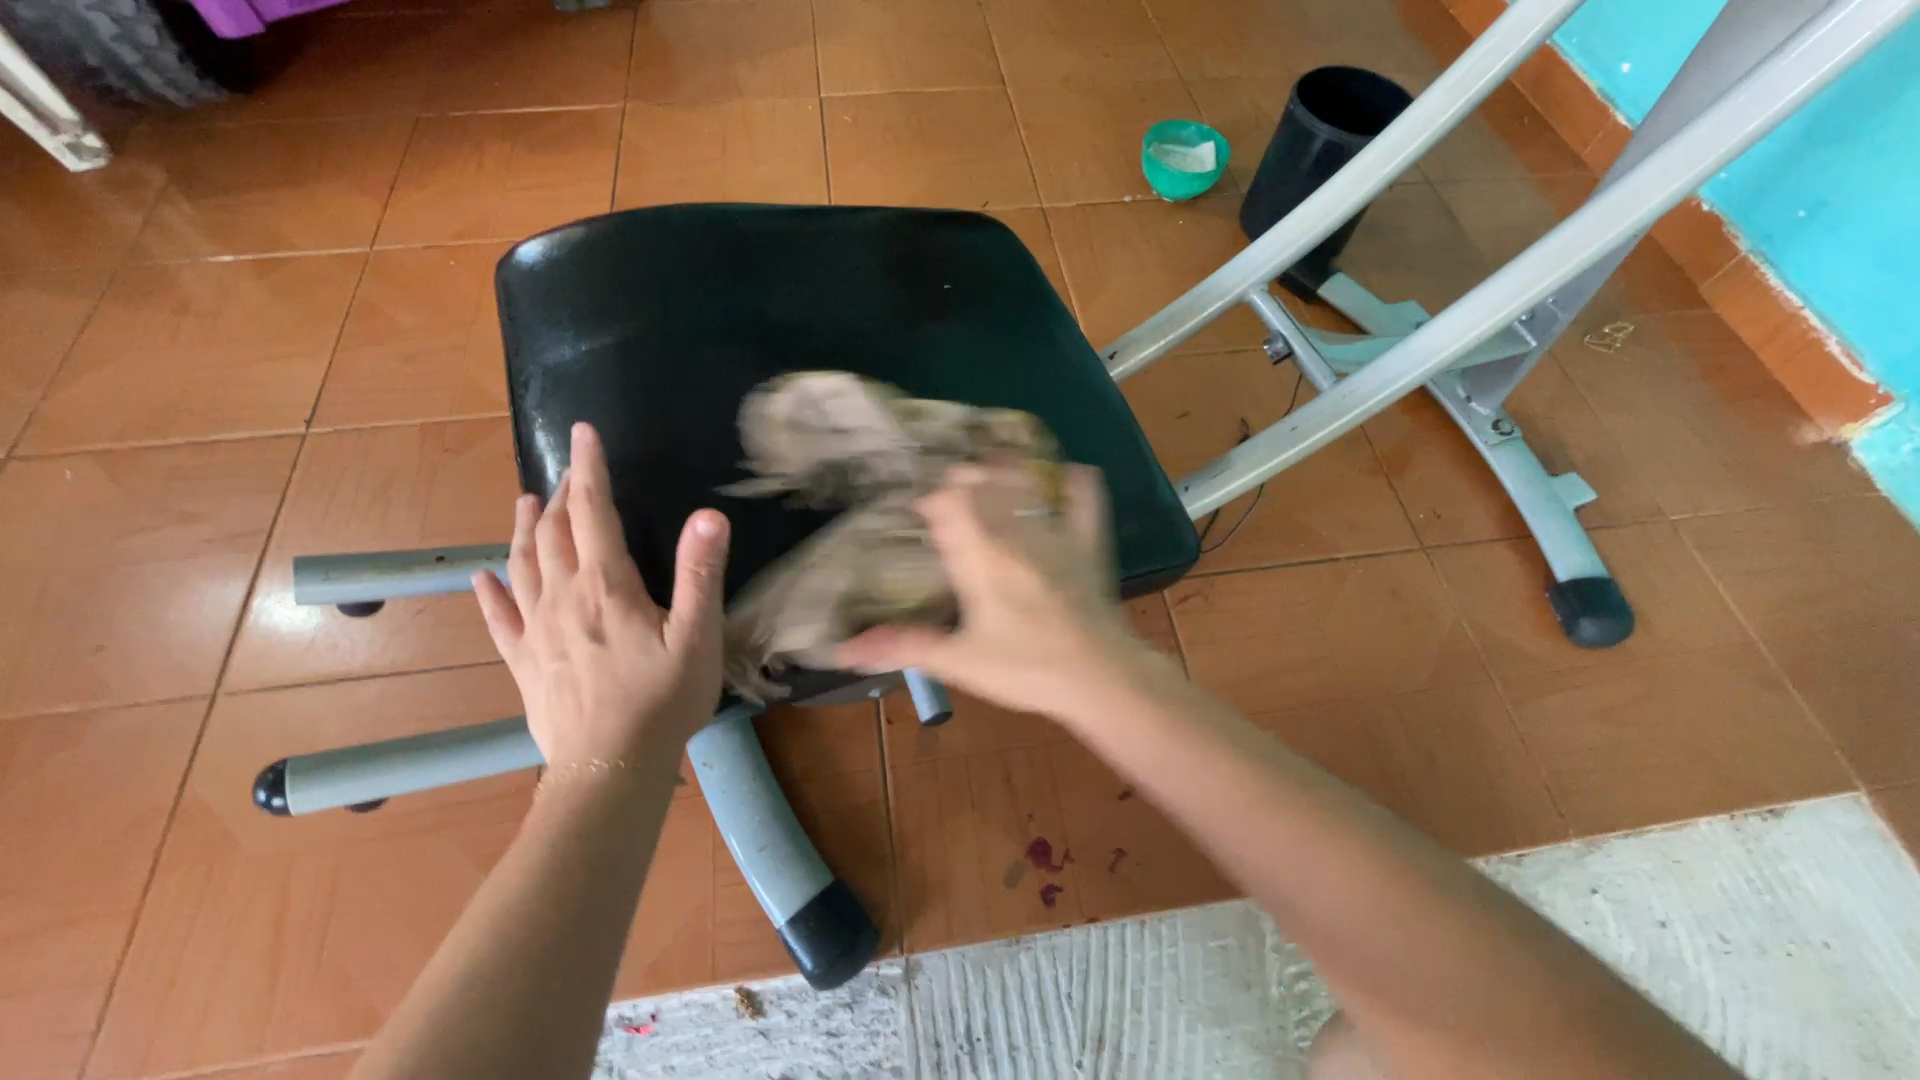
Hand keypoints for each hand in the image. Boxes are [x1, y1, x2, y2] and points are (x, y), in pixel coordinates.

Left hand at [474, 423, 729, 766]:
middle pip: (552, 532)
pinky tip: (481, 576)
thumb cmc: (663, 700)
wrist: (610, 767)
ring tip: (522, 502)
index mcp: (606, 585)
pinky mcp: (523, 663)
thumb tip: (709, 515)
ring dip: (522, 529)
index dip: (589, 468)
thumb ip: (699, 573)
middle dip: (558, 495)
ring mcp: (536, 630)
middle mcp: (563, 597)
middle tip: (567, 472)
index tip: (584, 432)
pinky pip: (498, 618)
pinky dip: (489, 591)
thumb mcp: (698, 636)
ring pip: (522, 565)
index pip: (592, 511)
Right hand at [836, 464, 1150, 719]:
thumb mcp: (959, 661)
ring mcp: (1057, 529)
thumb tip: (841, 650)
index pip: (947, 500)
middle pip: (980, 480)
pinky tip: (1056, 479)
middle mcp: (1016, 529)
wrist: (1100, 677)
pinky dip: (1069, 478)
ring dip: (1000, 473)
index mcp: (981, 553)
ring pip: (1022, 479)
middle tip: (947, 507)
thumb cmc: (1026, 668)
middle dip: (958, 483)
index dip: (928, 501)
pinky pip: (1084, 491)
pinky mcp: (1090, 538)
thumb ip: (902, 646)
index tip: (917, 517)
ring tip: (985, 484)